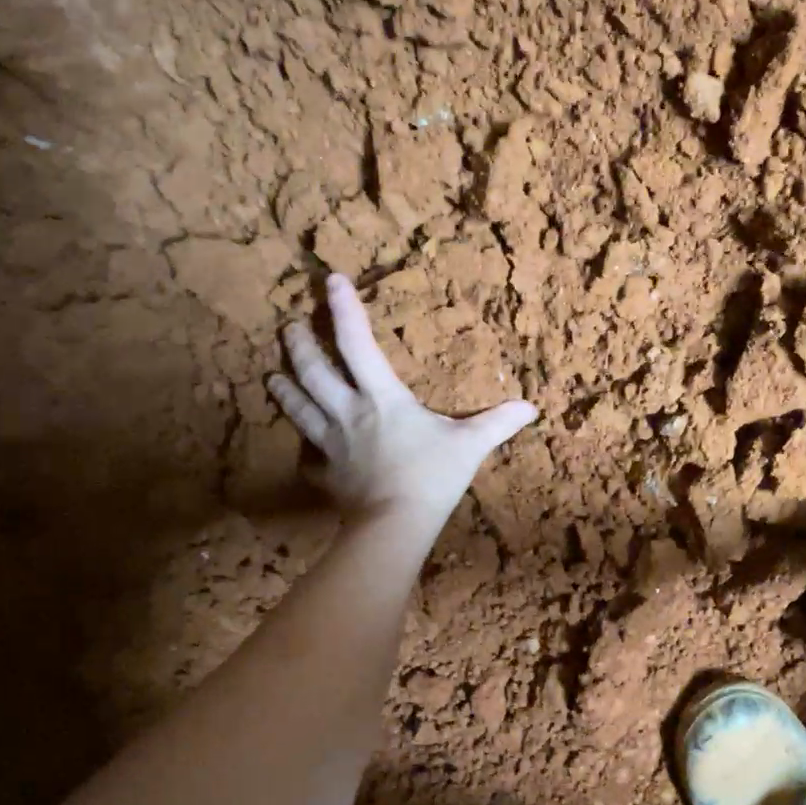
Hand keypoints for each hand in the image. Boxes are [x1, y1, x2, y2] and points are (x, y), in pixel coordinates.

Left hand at [267, 273, 536, 521]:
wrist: (396, 524)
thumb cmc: (432, 476)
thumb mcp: (471, 445)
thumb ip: (498, 423)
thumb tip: (531, 408)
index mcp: (382, 398)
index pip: (357, 344)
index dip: (344, 309)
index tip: (332, 280)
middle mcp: (348, 413)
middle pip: (313, 370)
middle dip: (300, 344)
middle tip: (291, 327)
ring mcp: (331, 444)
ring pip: (298, 407)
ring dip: (285, 387)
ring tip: (274, 374)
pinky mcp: (327, 474)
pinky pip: (309, 456)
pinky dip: (304, 448)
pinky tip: (304, 447)